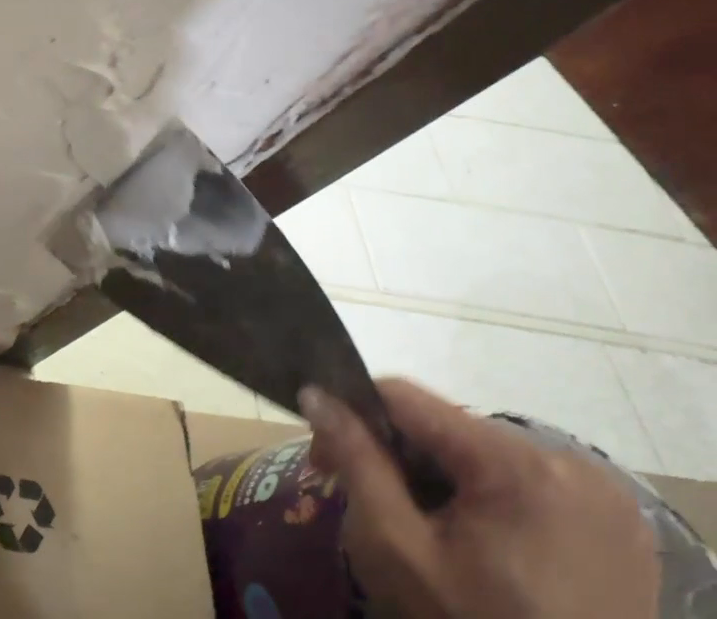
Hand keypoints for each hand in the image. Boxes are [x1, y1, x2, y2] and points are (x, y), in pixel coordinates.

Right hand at [303, 379, 657, 618]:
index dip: (351, 417)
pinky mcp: (624, 528)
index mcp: (519, 464)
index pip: (405, 398)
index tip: (326, 462)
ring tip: (424, 528)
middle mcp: (574, 464)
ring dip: (442, 477)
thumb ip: (355, 460)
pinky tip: (479, 542)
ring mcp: (609, 498)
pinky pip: (531, 483)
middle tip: (368, 502)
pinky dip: (490, 498)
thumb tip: (314, 393)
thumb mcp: (395, 546)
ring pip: (486, 453)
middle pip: (448, 427)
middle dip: (398, 455)